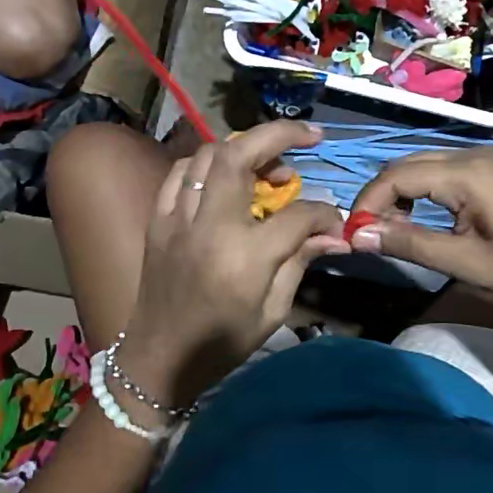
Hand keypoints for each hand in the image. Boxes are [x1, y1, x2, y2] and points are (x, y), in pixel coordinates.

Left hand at [119, 122, 346, 403]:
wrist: (160, 358)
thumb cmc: (223, 343)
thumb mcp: (273, 311)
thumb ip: (300, 261)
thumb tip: (334, 233)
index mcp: (245, 256)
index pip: (297, 214)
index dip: (324, 212)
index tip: (333, 222)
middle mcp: (209, 226)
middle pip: (240, 155)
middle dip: (279, 134)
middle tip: (309, 135)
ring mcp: (178, 218)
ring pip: (208, 155)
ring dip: (244, 148)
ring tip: (269, 163)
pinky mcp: (158, 220)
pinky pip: (180, 173)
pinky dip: (206, 164)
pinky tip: (226, 175)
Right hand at [350, 149, 492, 317]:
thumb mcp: (465, 263)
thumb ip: (410, 245)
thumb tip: (358, 236)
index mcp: (470, 173)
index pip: (399, 175)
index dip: (369, 202)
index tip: (351, 233)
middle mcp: (474, 154)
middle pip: (407, 164)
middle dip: (380, 196)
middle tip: (365, 233)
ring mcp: (484, 157)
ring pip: (421, 165)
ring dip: (398, 192)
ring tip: (386, 229)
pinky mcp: (489, 167)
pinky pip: (440, 170)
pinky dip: (419, 189)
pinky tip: (415, 215)